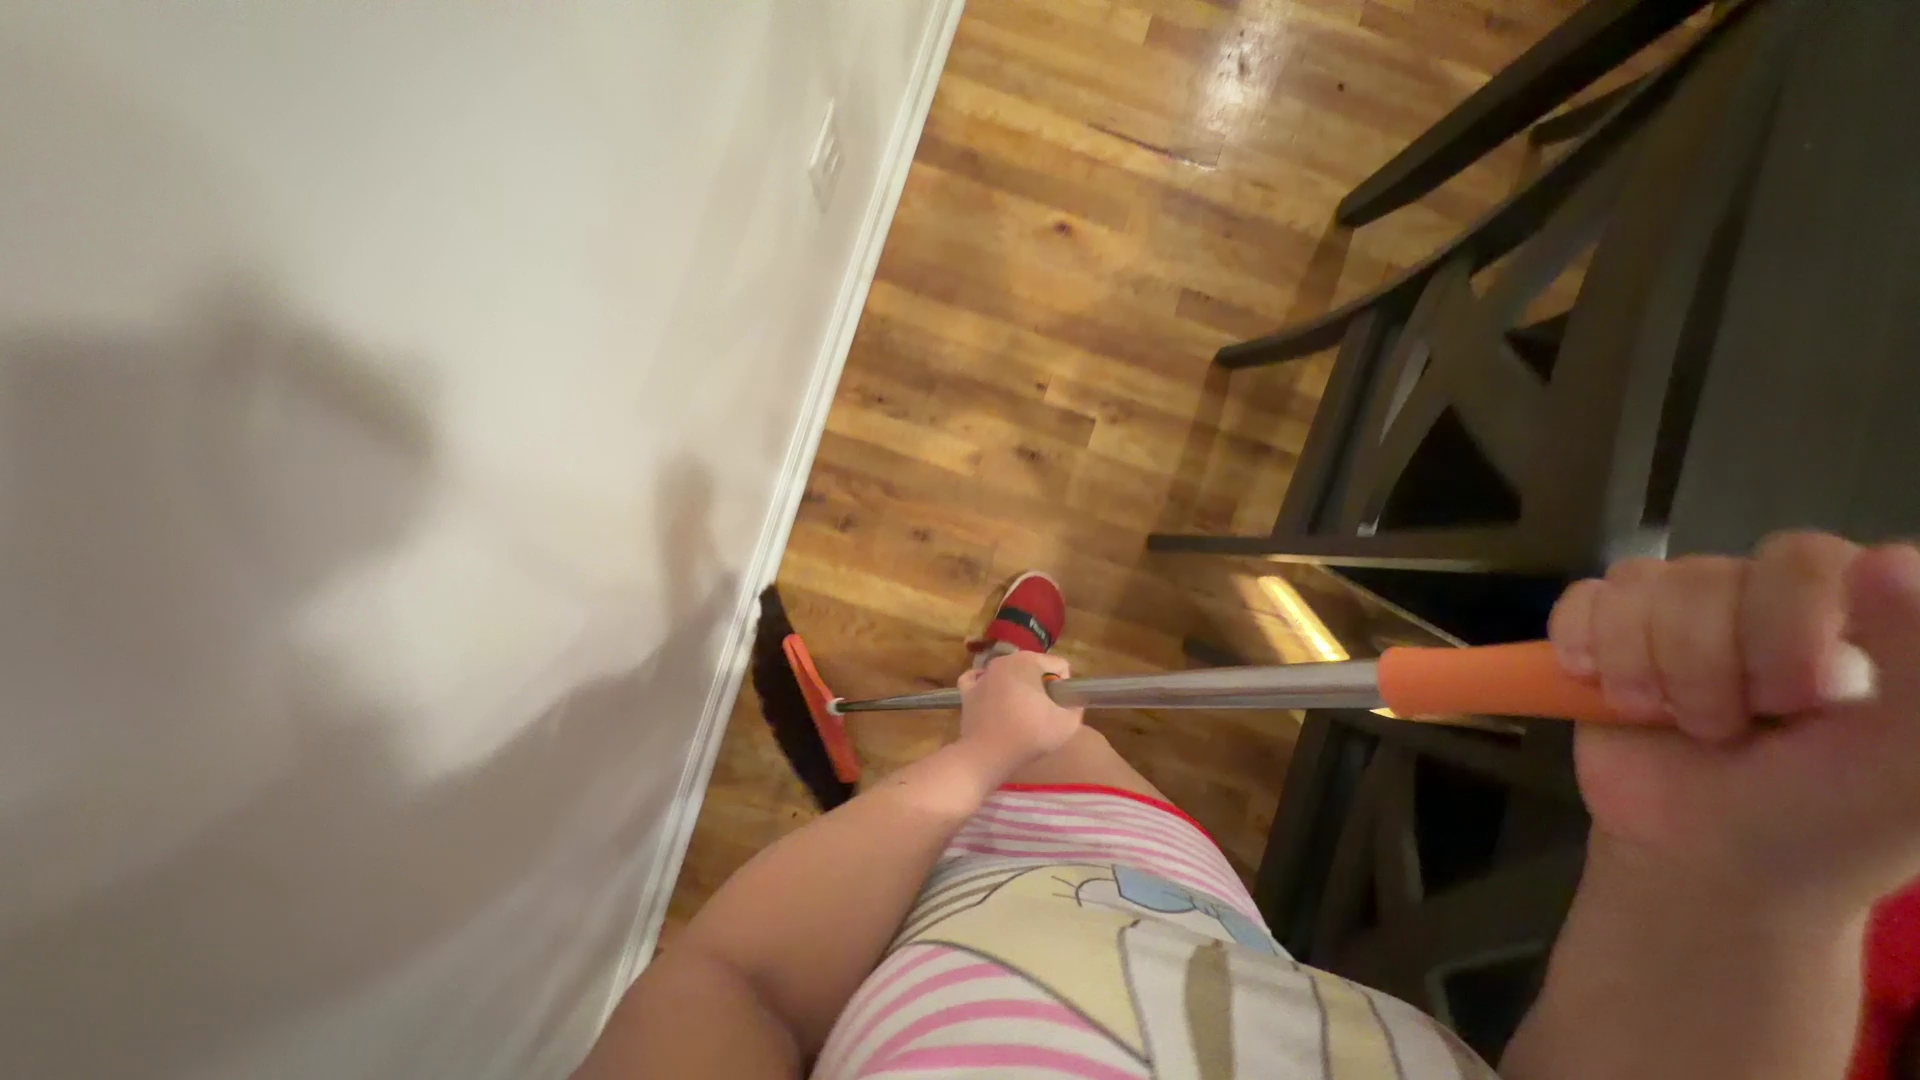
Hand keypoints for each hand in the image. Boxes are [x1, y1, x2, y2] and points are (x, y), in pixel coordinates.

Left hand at [955, 651, 1083, 772]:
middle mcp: (1003, 660)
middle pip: (1033, 667)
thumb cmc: (1029, 735)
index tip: (1060, 706)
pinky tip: (994, 697)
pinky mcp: (967, 691)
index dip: (1064, 686)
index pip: (1059, 665)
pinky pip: (980, 681)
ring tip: (1019, 712)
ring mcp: (982, 675)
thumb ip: (1076, 706)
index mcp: (1028, 661)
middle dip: (1041, 685)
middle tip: (1042, 712)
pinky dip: (988, 686)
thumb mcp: (1068, 723)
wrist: (988, 755)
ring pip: (1008, 673)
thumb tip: (1071, 701)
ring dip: (1017, 687)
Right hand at [1548, 532, 1919, 920]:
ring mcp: (1677, 614)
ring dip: (1640, 666)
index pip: (1803, 559)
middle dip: (1702, 662)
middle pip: (1706, 574)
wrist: (1696, 860)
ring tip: (1664, 718)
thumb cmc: (1816, 819)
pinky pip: (1581, 598)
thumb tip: (1888, 558)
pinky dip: (1581, 643)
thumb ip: (1919, 664)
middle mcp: (1762, 601)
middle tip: (1725, 725)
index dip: (1783, 623)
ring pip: (1638, 586)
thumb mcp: (1900, 763)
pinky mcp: (1604, 630)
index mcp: (1851, 619)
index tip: (1794, 699)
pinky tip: (1599, 686)